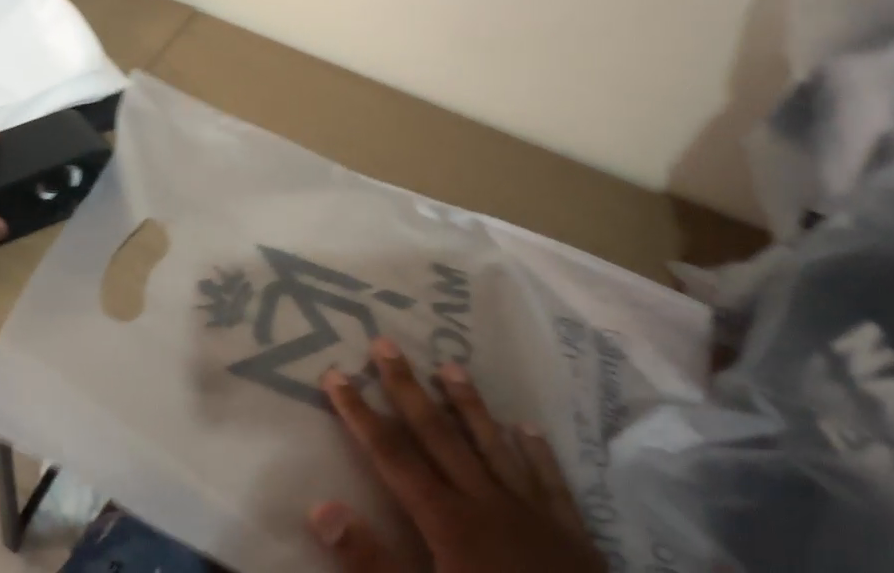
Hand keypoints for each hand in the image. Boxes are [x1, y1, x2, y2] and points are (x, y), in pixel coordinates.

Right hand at [310, 338, 603, 572]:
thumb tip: (321, 507)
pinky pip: (552, 486)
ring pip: (494, 447)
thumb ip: (371, 561)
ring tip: (450, 366)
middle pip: (439, 436)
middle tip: (385, 343)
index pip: (392, 455)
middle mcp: (486, 504)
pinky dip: (538, 455)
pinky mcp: (572, 538)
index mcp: (447, 521)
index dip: (360, 414)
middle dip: (407, 389)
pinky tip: (528, 429)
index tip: (335, 374)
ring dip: (469, 406)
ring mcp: (533, 516)